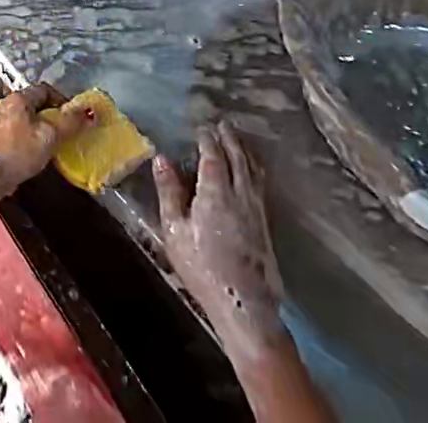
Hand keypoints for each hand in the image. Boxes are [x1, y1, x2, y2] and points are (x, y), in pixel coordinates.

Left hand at [0, 83, 95, 196]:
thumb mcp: (50, 135)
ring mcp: (0, 122)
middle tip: (67, 129)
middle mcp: (7, 105)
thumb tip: (89, 111)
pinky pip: (21, 132)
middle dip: (54, 115)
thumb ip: (70, 122)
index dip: (62, 100)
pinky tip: (39, 152)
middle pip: (37, 104)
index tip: (74, 115)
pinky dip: (32, 138)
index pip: (46, 89)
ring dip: (43, 128)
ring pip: (29, 119)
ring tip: (55, 142)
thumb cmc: (20, 151)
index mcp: (18, 98)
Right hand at [153, 122, 286, 355]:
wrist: (243, 303)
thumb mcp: (175, 230)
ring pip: (252, 168)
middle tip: (223, 123)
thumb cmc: (201, 267)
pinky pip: (259, 182)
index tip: (201, 128)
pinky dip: (253, 166)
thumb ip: (169, 191)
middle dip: (229, 138)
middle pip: (237, 156)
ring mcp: (256, 207)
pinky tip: (251, 171)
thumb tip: (162, 159)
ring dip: (244, 149)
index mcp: (216, 191)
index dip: (207, 139)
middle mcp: (240, 192)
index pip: (213, 155)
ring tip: (238, 139)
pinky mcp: (265, 221)